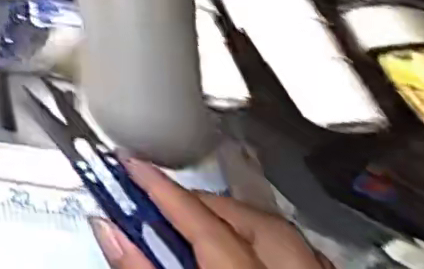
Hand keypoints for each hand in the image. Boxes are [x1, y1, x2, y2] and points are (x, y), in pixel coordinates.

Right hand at [91, 160, 331, 268]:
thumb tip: (108, 227)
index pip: (201, 219)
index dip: (159, 186)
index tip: (128, 163)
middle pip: (256, 222)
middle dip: (205, 202)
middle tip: (164, 200)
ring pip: (293, 240)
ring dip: (244, 223)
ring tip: (205, 225)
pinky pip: (315, 262)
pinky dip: (280, 251)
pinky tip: (255, 255)